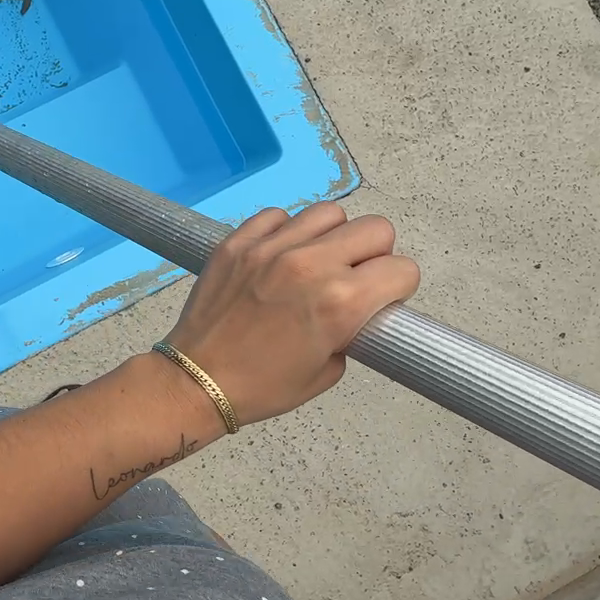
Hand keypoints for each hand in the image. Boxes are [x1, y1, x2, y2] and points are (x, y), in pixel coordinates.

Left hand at [160, 203, 419, 425]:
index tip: (379, 299)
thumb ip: (351, 328)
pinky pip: (276, 215)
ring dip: (331, 236)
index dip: (396, 287)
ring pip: (328, 213)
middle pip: (374, 229)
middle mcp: (310, 265)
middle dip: (373, 254)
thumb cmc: (264, 386)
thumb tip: (355, 304)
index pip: (401, 269)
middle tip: (352, 278)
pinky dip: (285, 230)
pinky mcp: (237, 242)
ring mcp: (269, 248)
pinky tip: (278, 255)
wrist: (197, 379)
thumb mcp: (328, 370)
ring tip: (314, 262)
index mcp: (341, 303)